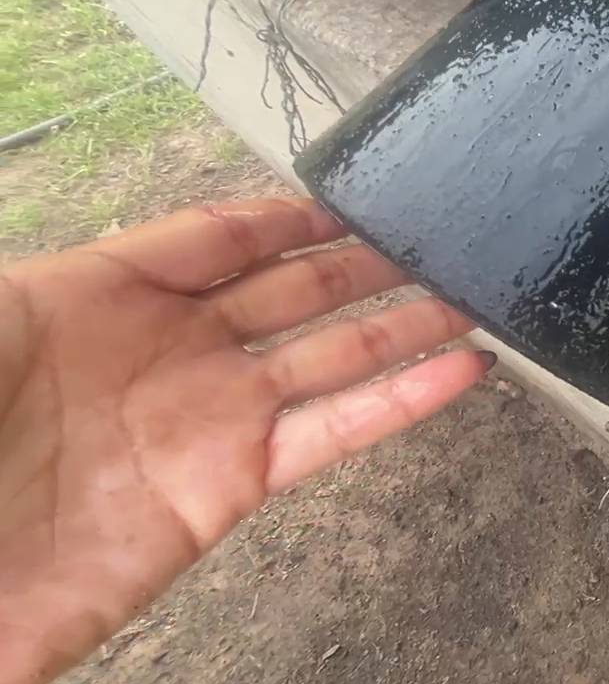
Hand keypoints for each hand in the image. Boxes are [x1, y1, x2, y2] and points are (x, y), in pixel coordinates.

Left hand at [0, 198, 489, 683]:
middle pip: (297, 288)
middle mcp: (173, 349)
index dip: (289, 218)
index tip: (363, 200)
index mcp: (97, 298)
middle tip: (445, 243)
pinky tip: (466, 369)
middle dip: (370, 262)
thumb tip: (183, 229)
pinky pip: (342, 429)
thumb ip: (56, 274)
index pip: (217, 238)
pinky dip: (411, 398)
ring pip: (338, 353)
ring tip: (477, 299)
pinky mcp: (240, 482)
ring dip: (411, 323)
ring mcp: (214, 416)